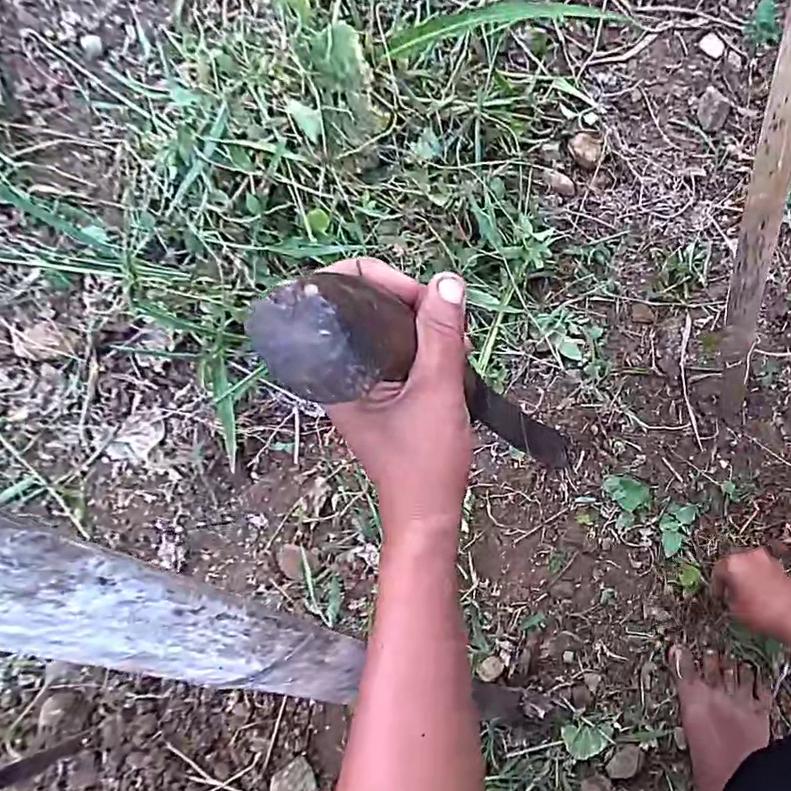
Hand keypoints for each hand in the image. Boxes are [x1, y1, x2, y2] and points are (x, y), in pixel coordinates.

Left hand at [321, 257, 471, 543]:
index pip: (341, 289)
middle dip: (413, 304)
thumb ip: (441, 336)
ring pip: (388, 328)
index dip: (386, 281)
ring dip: (425, 326)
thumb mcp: (437, 391)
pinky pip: (400, 351)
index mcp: (332, 364)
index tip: (429, 301)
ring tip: (458, 345)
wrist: (429, 509)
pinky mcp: (382, 391)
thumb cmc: (426, 460)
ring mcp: (361, 380)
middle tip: (451, 324)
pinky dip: (427, 347)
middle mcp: (339, 366)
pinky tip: (453, 358)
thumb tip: (449, 283)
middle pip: (367, 304)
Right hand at [712, 548, 790, 638]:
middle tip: (730, 593)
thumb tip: (731, 597)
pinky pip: (765, 571)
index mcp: (734, 563)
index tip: (718, 594)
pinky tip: (762, 596)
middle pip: (736, 564)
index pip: (718, 570)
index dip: (716, 585)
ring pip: (751, 566)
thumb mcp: (734, 610)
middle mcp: (751, 556)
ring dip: (748, 577)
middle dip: (733, 577)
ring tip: (747, 597)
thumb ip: (729, 597)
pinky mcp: (782, 567)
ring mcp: (768, 560)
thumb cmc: (766, 613)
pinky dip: (761, 579)